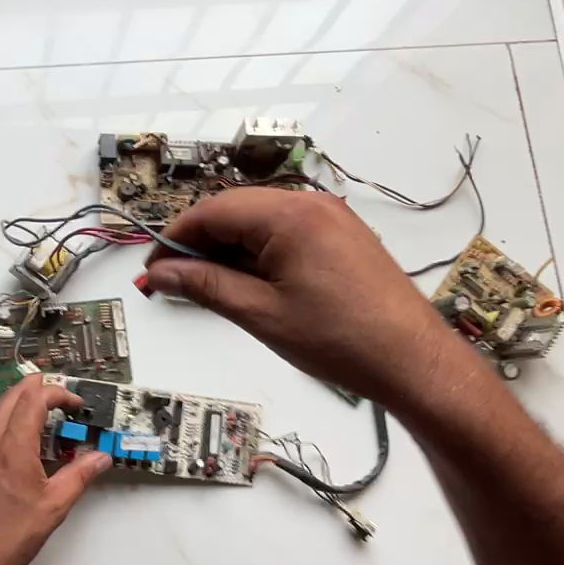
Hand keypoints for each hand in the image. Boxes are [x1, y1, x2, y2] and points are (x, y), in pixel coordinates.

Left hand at [0, 377, 111, 564]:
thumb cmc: (11, 538)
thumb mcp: (56, 505)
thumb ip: (81, 475)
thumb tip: (100, 458)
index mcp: (12, 449)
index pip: (32, 401)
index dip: (56, 393)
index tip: (73, 402)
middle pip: (10, 399)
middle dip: (35, 388)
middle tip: (57, 390)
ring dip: (21, 406)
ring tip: (44, 414)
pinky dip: (8, 425)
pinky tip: (23, 443)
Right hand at [143, 188, 466, 405]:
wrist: (412, 361)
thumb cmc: (338, 339)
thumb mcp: (260, 313)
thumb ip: (204, 285)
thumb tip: (159, 274)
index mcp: (289, 215)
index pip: (212, 211)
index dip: (174, 239)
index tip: (151, 271)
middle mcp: (310, 203)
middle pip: (233, 212)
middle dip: (197, 245)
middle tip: (171, 283)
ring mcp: (329, 218)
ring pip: (257, 223)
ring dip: (225, 251)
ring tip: (204, 289)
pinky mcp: (339, 236)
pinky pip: (283, 234)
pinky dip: (255, 255)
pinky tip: (243, 284)